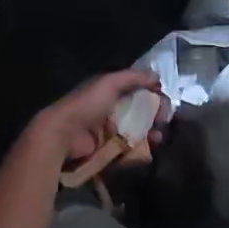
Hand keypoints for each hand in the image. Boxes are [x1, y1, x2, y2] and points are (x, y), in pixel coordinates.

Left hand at [22, 70, 163, 161]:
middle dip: (155, 116)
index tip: (165, 102)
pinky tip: (147, 150)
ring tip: (158, 137)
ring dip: (151, 134)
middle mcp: (111, 111)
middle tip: (163, 121)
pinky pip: (129, 150)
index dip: (153, 95)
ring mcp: (110, 132)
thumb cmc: (86, 104)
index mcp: (110, 93)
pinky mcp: (108, 151)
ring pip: (137, 132)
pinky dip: (140, 150)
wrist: (63, 134)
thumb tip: (156, 76)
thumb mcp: (109, 83)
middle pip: (140, 113)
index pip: (138, 92)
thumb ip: (133, 77)